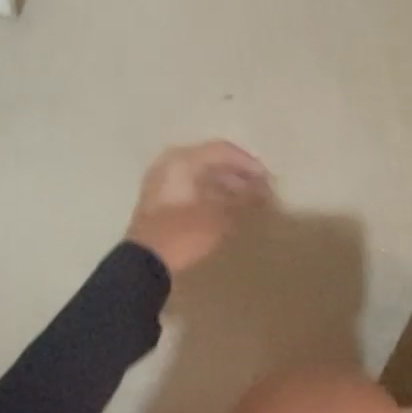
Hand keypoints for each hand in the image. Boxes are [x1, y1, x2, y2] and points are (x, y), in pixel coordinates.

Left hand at [125, 141, 270, 273]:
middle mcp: (170, 163)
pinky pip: (188, 186)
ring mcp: (160, 180)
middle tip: (258, 189)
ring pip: (198, 174)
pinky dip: (207, 193)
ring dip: (223, 184)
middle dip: (236, 173)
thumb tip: (263, 189)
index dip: (248, 163)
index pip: (222, 150)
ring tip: (245, 200)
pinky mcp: (157, 198)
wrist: (144, 262)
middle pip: (210, 160)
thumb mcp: (219, 216)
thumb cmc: (182, 234)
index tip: (267, 179)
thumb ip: (244, 198)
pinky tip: (223, 207)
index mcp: (183, 160)